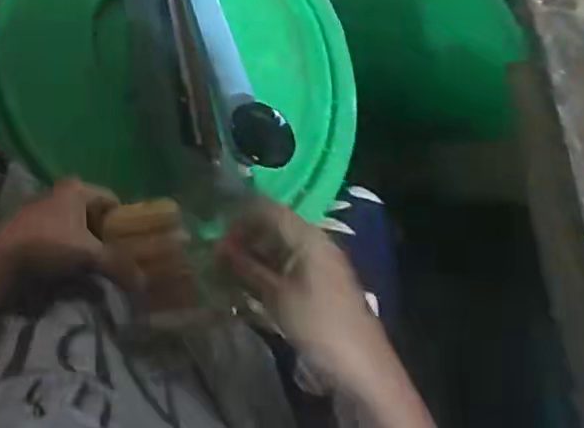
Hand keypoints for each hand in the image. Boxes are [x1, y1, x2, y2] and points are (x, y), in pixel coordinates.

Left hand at [0, 179, 141, 287]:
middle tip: (119, 261)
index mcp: (76, 188)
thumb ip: (117, 264)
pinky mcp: (31, 226)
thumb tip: (143, 282)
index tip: (134, 245)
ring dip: (87, 246)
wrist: (0, 257)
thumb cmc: (47, 244)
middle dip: (106, 236)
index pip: (110, 199)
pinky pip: (60, 236)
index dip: (124, 221)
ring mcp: (43, 208)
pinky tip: (74, 270)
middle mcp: (60, 192)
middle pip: (93, 213)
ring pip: (76, 227)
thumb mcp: (87, 254)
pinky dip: (69, 250)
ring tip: (99, 270)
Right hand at [216, 198, 390, 389]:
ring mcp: (321, 264)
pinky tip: (251, 287)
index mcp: (307, 236)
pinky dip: (268, 271)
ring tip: (229, 273)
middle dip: (243, 238)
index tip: (216, 235)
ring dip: (253, 257)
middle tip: (218, 257)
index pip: (265, 208)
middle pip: (272, 226)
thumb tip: (218, 247)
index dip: (238, 217)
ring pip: (279, 248)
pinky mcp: (323, 285)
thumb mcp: (276, 296)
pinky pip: (289, 266)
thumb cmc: (319, 326)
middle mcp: (315, 242)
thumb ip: (245, 267)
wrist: (367, 375)